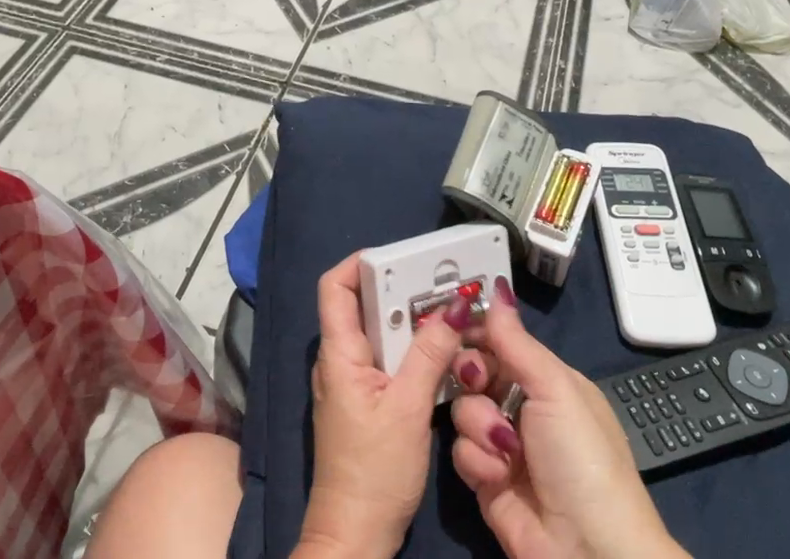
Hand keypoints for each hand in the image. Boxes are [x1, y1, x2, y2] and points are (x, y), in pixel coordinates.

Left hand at [296, 252, 470, 558]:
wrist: (356, 534)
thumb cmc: (375, 470)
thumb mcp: (407, 408)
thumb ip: (430, 355)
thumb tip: (455, 305)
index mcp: (339, 354)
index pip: (334, 288)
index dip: (360, 263)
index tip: (401, 257)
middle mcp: (342, 360)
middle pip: (366, 306)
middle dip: (403, 289)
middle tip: (445, 279)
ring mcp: (355, 382)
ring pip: (383, 334)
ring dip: (415, 320)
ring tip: (453, 306)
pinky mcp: (370, 401)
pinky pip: (392, 359)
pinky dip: (416, 348)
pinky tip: (446, 349)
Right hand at [446, 277, 690, 558]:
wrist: (587, 549)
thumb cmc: (581, 457)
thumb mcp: (555, 389)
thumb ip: (516, 341)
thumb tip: (497, 288)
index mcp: (548, 380)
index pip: (503, 342)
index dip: (477, 332)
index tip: (450, 322)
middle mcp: (524, 407)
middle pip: (475, 372)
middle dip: (473, 377)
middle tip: (479, 383)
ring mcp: (503, 443)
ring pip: (463, 410)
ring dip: (479, 426)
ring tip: (505, 449)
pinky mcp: (485, 477)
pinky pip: (460, 450)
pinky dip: (477, 460)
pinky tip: (499, 475)